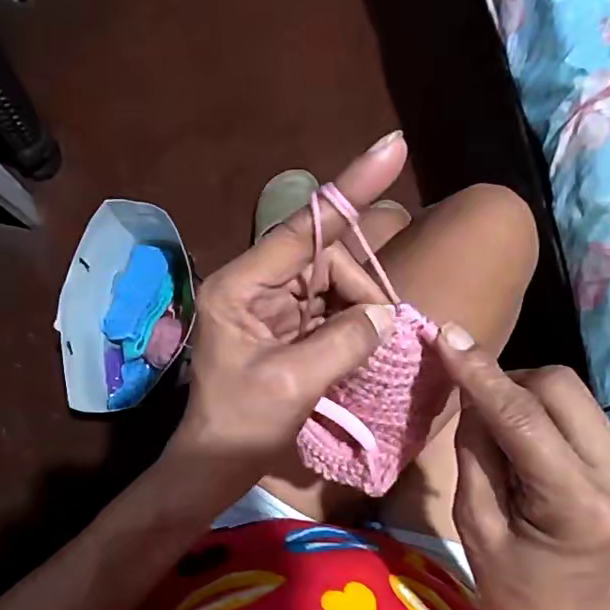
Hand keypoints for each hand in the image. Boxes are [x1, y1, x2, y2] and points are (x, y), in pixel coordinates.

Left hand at [169, 133, 408, 476]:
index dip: (350, 189)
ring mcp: (268, 305)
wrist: (216, 464)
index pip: (301, 228)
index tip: (393, 146)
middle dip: (361, 284)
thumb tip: (383, 314)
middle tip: (387, 326)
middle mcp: (252, 286)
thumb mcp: (293, 383)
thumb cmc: (242, 426)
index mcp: (240, 288)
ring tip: (375, 341)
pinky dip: (352, 320)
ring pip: (331, 281)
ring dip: (360, 304)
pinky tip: (366, 340)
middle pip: (323, 256)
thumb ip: (343, 340)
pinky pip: (328, 306)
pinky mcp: (283, 326)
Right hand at [430, 327, 609, 609]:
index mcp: (579, 504)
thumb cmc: (511, 581)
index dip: (481, 374)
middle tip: (476, 411)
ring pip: (571, 392)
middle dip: (508, 383)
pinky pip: (580, 411)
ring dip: (525, 397)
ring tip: (502, 438)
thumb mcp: (474, 521)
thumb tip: (473, 387)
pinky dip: (544, 413)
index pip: (523, 419)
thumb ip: (476, 450)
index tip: (446, 337)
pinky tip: (530, 447)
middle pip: (559, 386)